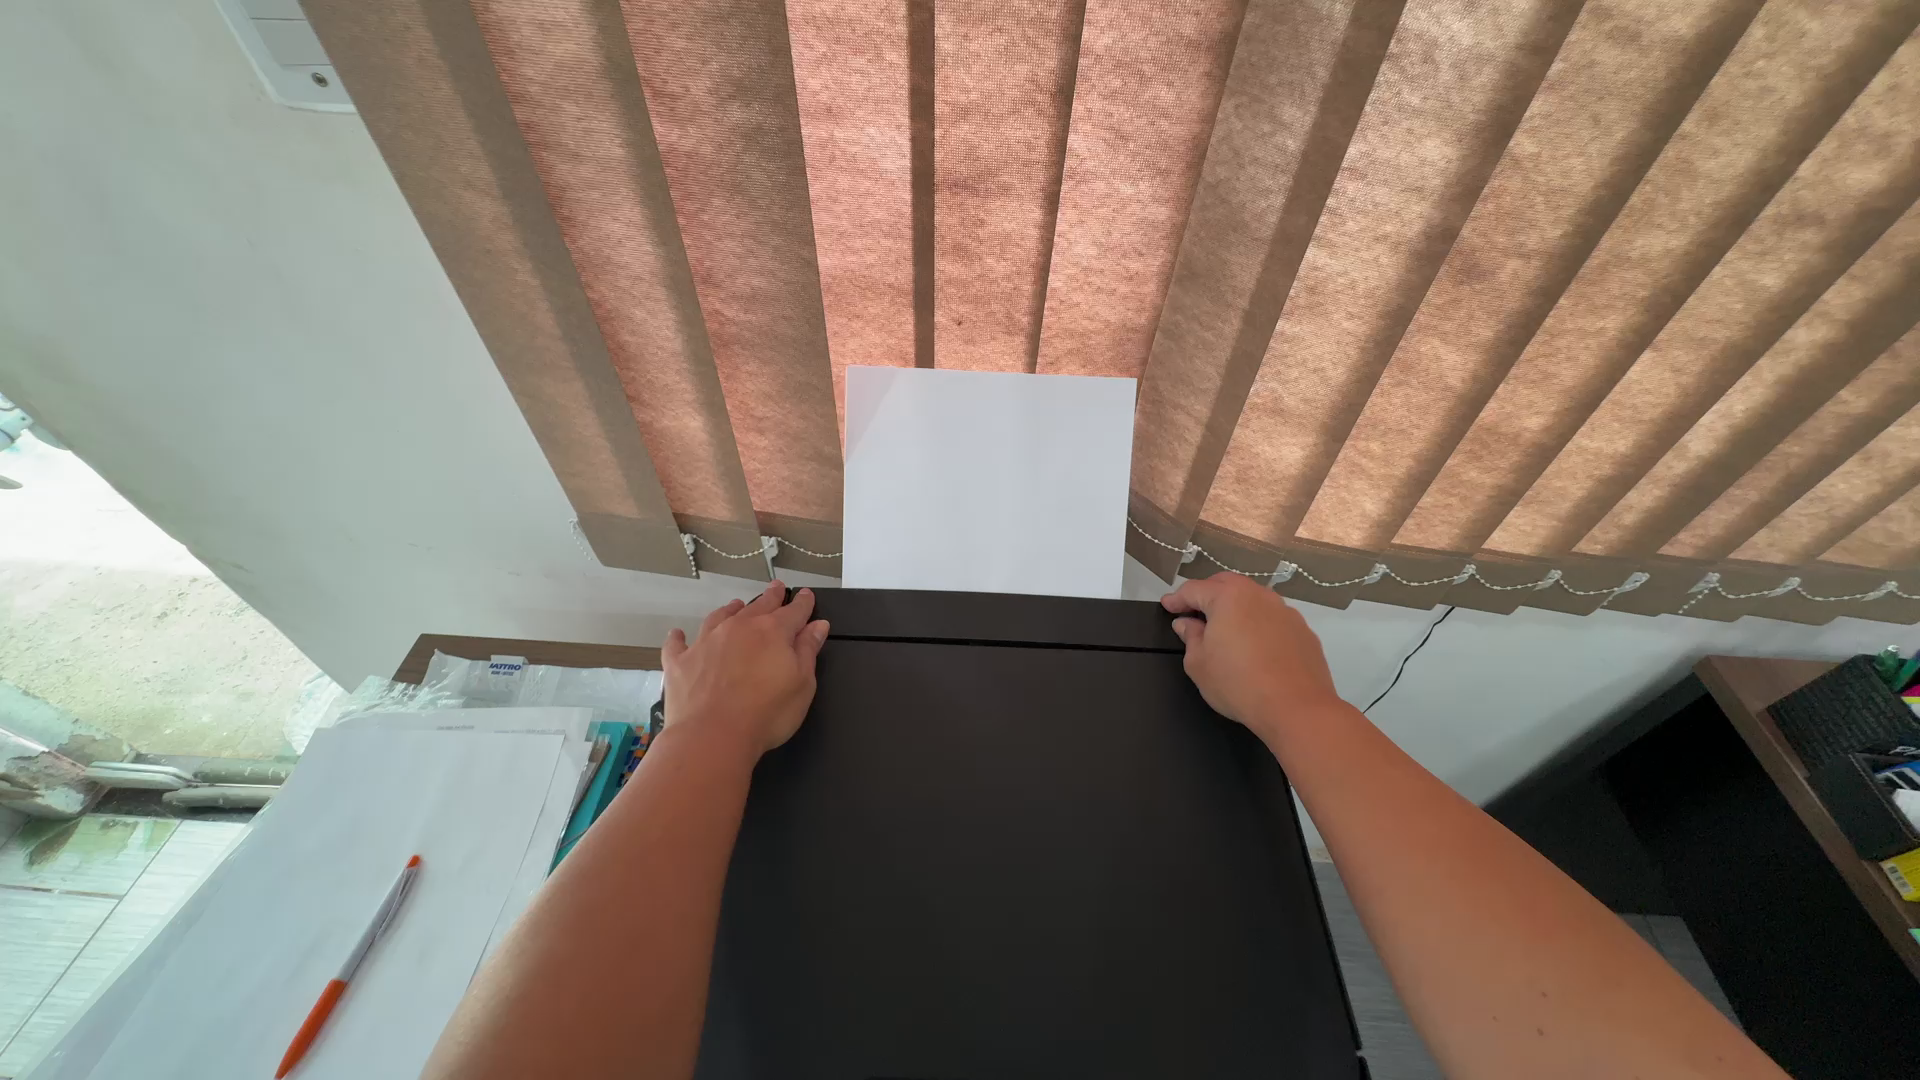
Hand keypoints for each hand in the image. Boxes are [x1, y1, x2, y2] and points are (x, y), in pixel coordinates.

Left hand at [663, 582, 830, 755]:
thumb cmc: (767, 713)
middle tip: (776, 587)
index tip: (806, 595)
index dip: (803, 603)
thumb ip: (808, 650)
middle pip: (759, 606)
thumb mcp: (802, 683)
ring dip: (730, 610)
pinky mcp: (680, 662)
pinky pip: (677, 644)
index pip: (794, 611)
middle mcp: (739, 628)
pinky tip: (678, 634)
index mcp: (773, 632)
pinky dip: (679, 637)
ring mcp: (706, 642)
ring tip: (735, 605)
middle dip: (771, 596)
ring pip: (720, 617)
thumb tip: (817, 625)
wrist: (713, 736)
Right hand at [1162, 574, 1345, 744]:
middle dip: (1207, 594)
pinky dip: (1258, 624)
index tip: (1167, 606)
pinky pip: (1273, 619)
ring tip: (1226, 629)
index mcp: (1228, 597)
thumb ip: (1190, 637)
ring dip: (1235, 608)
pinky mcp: (1303, 631)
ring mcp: (1285, 611)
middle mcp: (1258, 595)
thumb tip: (1187, 624)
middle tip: (1194, 612)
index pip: (1194, 589)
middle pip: (1226, 585)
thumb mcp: (1198, 664)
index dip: (1176, 598)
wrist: (1297, 708)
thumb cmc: (1238, 684)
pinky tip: (1255, 647)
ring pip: (1253, 599)